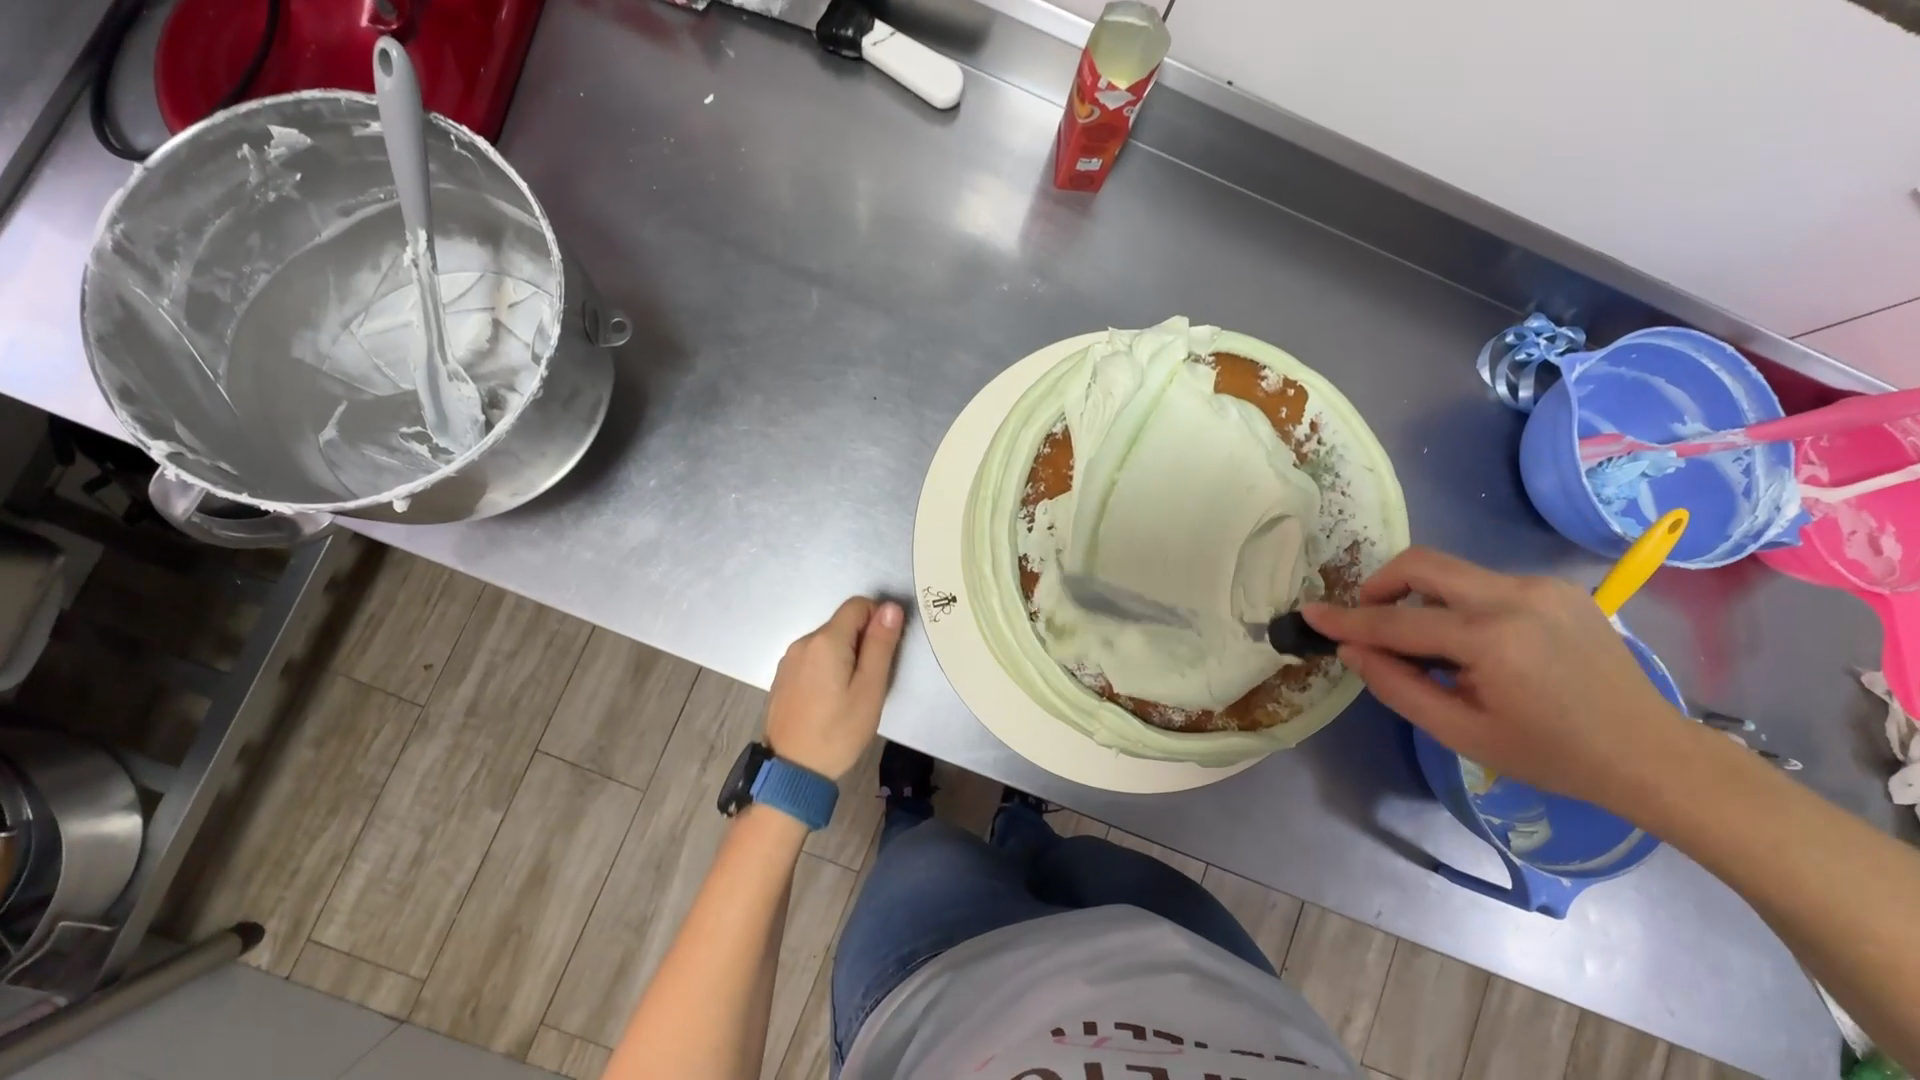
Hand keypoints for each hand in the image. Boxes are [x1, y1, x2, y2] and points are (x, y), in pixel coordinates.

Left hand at [765, 597, 905, 778]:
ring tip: (853, 694)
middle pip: (842, 624)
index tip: (886, 652)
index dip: (879, 620)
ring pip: (828, 643)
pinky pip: (813, 660)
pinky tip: (832, 700)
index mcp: (826, 641)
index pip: (858, 605)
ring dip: (846, 656)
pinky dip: (828, 669)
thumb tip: (890, 608)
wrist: (793, 771)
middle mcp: (803, 642)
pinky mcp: (783, 678)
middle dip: (863, 641)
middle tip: (872, 680)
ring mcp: (789, 660)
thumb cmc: (838, 731)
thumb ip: (880, 644)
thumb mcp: (870, 689)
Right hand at [1303, 547, 1692, 806]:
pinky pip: (1486, 584)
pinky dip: (1460, 605)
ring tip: (1430, 649)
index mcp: (1492, 639)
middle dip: (1381, 585)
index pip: (1397, 622)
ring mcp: (1542, 586)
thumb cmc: (1552, 755)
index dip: (1347, 620)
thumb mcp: (1463, 733)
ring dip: (1423, 600)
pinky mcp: (1558, 588)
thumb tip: (1352, 651)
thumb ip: (1399, 687)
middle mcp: (1516, 596)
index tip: (1309, 613)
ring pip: (1454, 574)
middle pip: (1423, 564)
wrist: (1651, 753)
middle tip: (1366, 619)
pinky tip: (1474, 646)